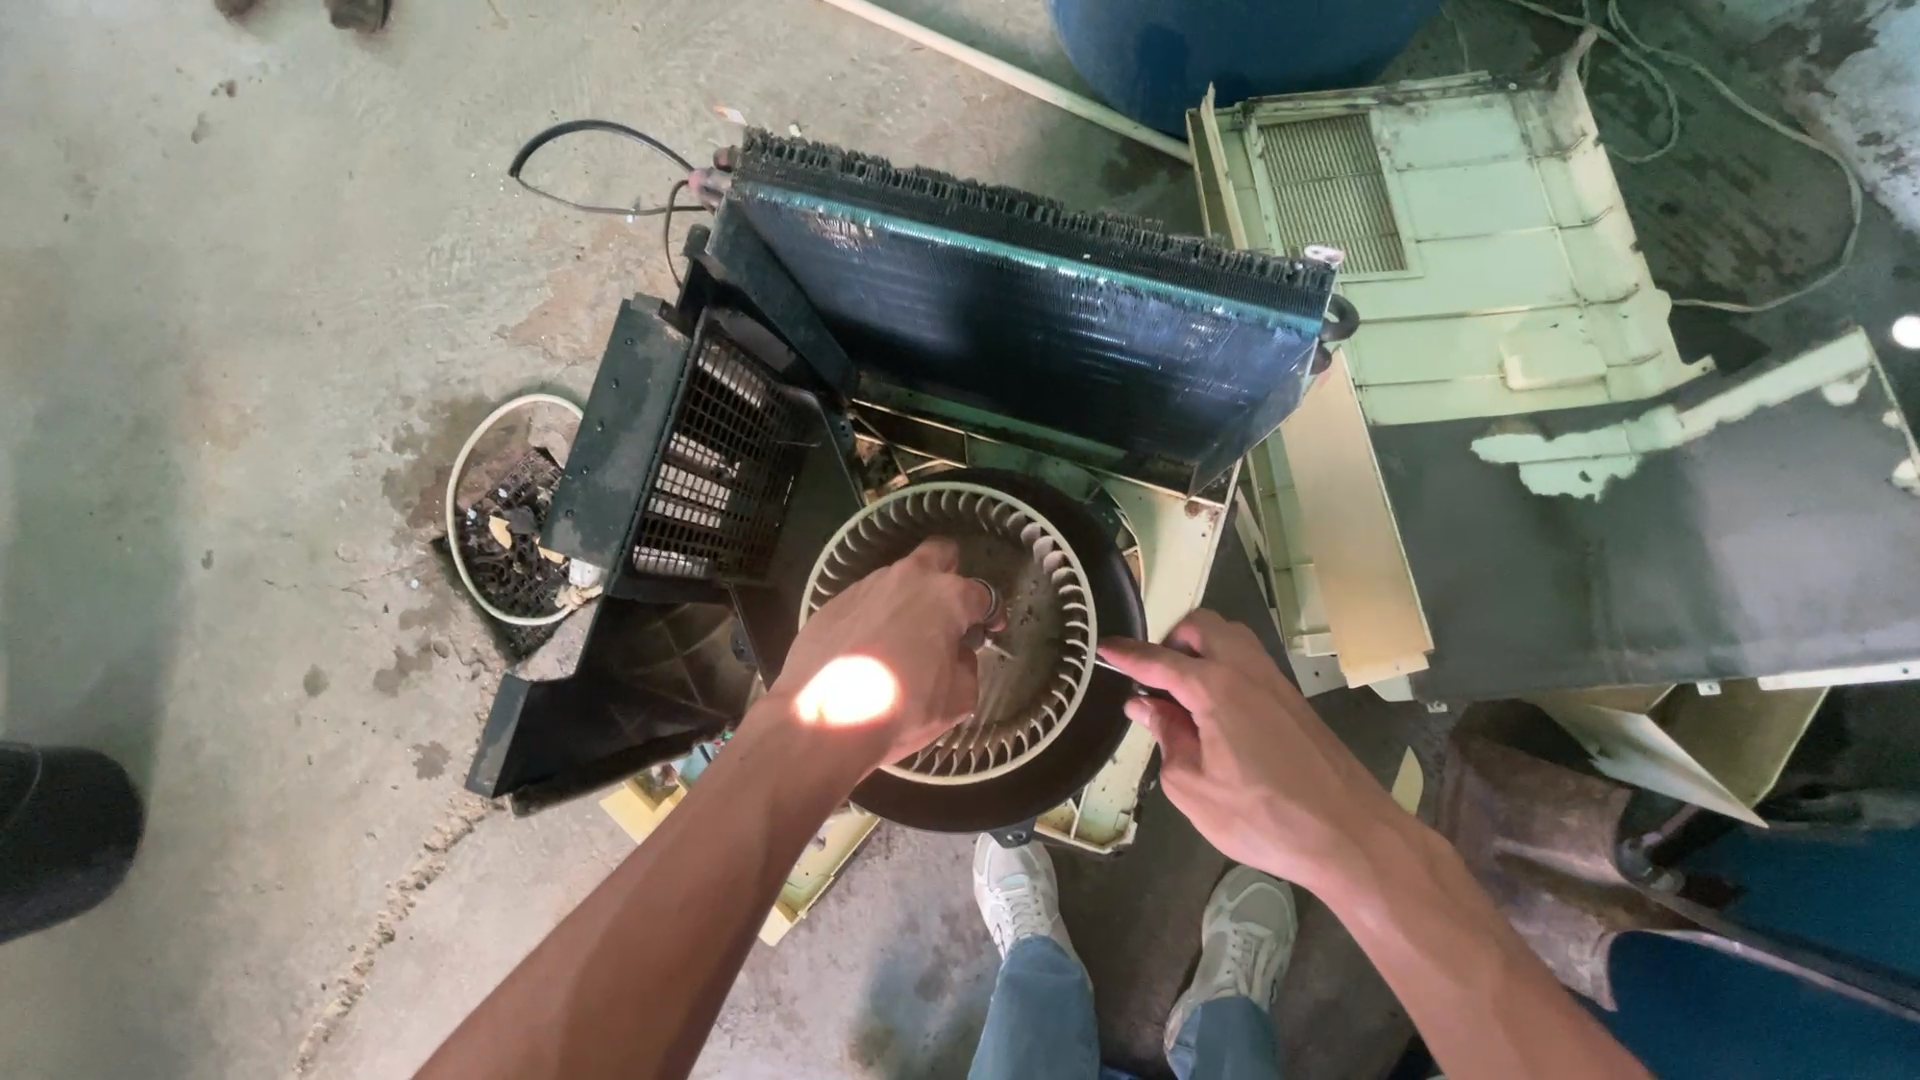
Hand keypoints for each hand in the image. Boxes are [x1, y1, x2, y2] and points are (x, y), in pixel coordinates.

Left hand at [762, 537, 991, 771]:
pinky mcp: (832, 602)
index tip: (989, 630)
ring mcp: (865, 586)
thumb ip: (966, 667)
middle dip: (949, 575)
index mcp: (947, 597)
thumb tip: (956, 654)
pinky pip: (865, 601)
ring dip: (907, 600)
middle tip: (947, 611)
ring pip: (897, 579)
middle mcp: (907, 579)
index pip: (983, 593)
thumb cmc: (901, 711)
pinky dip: (874, 618)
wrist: (821, 723)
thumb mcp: (957, 700)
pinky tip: (867, 650)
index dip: (991, 613)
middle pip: (938, 555)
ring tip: (901, 640)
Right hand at [1098, 610, 1407, 890]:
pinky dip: (1225, 666)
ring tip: (1184, 692)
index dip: (1127, 655)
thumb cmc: (1263, 817)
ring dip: (1201, 648)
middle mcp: (1246, 670)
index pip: (1158, 660)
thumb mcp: (1194, 787)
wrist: (1350, 834)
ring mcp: (1275, 681)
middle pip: (1202, 626)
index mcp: (1215, 688)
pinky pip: (1249, 660)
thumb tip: (1146, 707)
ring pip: (1231, 636)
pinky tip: (1217, 710)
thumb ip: (1166, 737)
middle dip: (1171, 639)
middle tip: (1156, 678)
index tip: (1104, 647)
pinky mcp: (1293, 699)